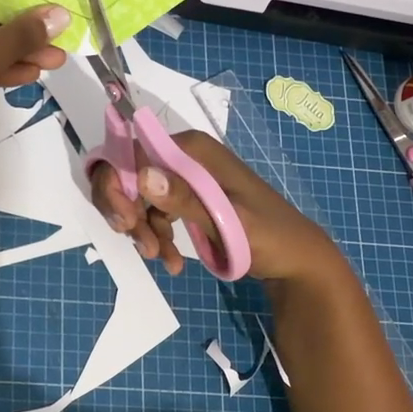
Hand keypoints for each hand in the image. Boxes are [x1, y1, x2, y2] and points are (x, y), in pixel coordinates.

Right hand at [90, 130, 345, 281]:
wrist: (295, 261)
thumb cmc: (269, 236)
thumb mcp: (227, 220)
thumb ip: (184, 199)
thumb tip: (142, 175)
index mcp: (193, 150)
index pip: (132, 151)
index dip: (117, 183)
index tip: (126, 220)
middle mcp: (183, 157)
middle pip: (127, 173)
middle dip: (125, 208)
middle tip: (137, 239)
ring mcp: (183, 179)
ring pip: (136, 198)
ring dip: (141, 229)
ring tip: (160, 256)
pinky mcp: (184, 200)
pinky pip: (152, 214)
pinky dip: (154, 237)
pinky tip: (170, 261)